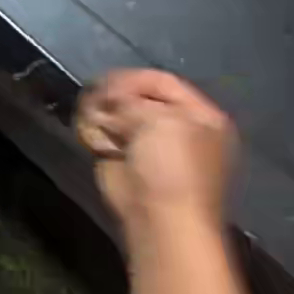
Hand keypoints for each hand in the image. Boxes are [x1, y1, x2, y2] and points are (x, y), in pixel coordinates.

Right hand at [75, 69, 236, 235]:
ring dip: (100, 119)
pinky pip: (100, 131)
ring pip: (110, 112)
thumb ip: (132, 98)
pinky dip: (94, 135)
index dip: (131, 79)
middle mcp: (174, 124)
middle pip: (132, 95)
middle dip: (112, 101)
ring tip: (102, 133)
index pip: (160, 80)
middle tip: (101, 110)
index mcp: (199, 115)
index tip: (106, 87)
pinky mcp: (121, 153)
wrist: (158, 214)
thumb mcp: (160, 119)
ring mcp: (146, 140)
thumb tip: (109, 100)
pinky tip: (99, 146)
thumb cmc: (171, 165)